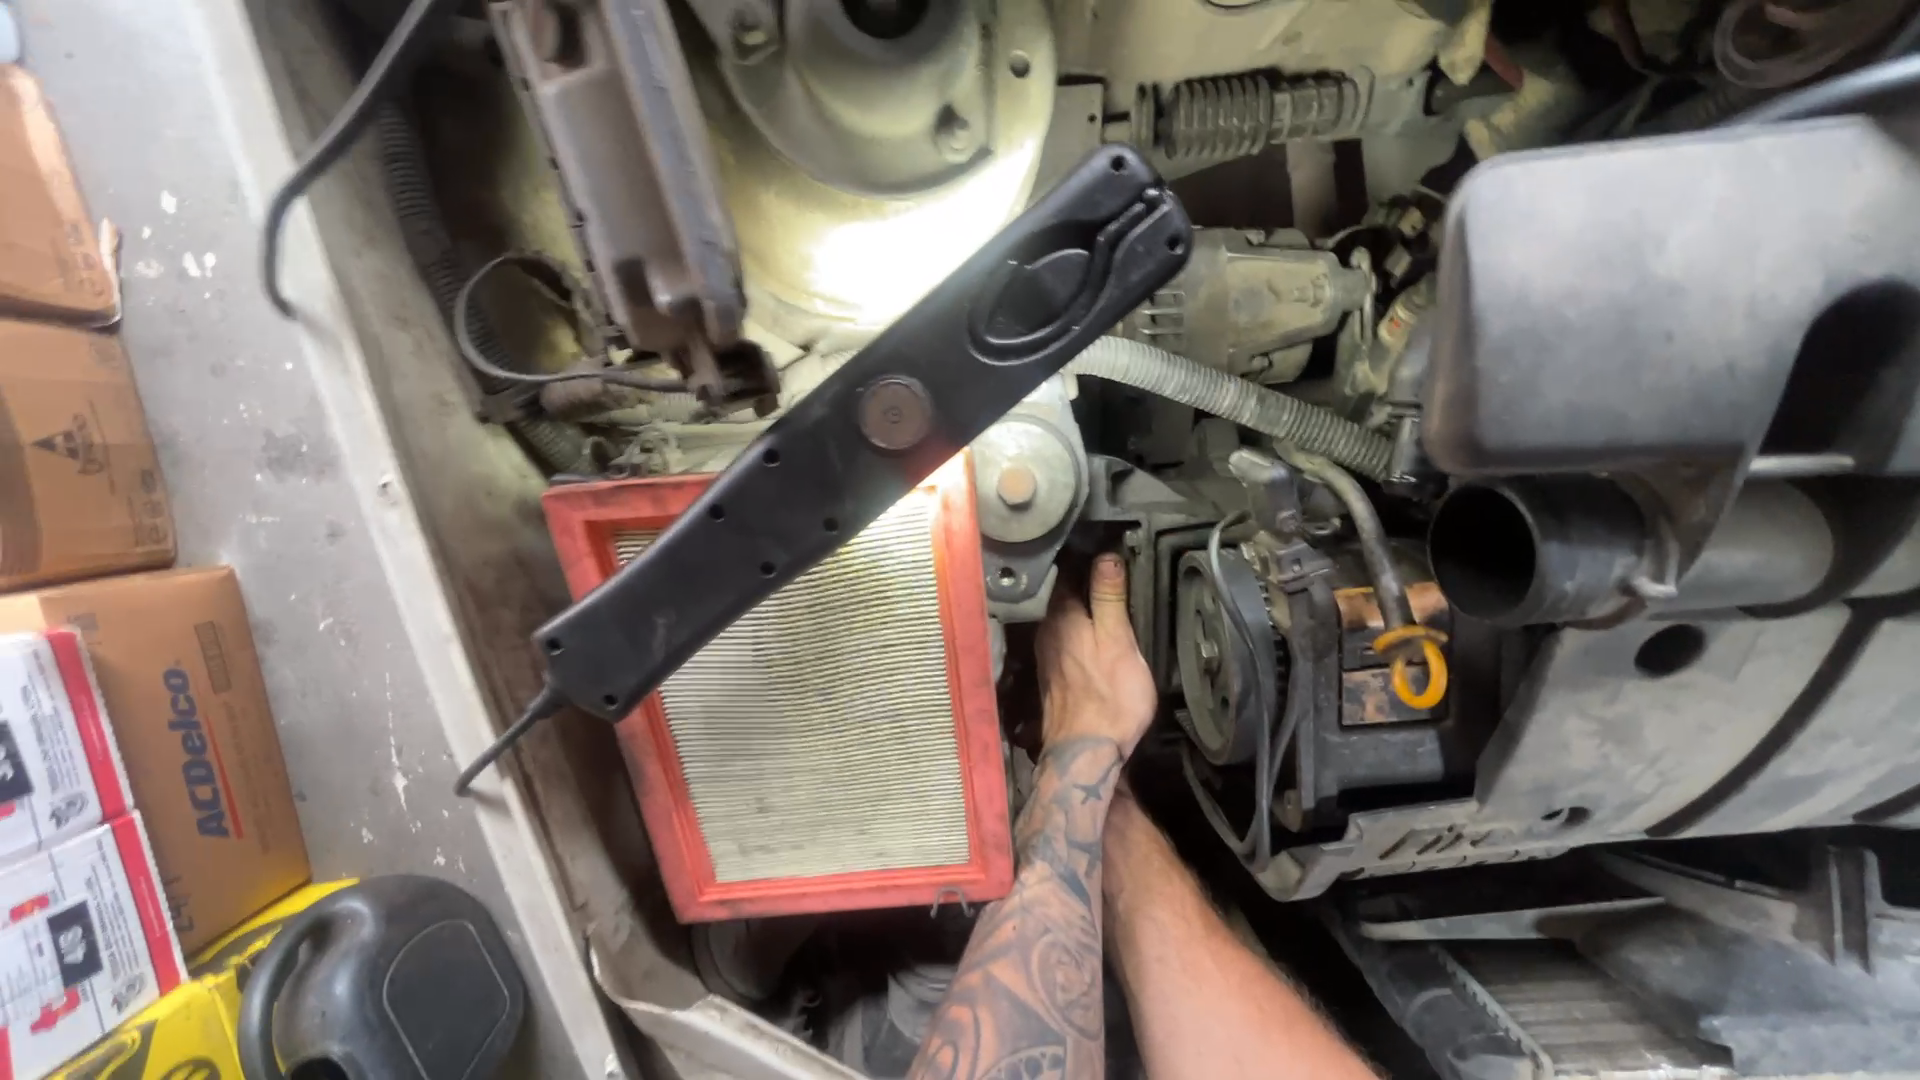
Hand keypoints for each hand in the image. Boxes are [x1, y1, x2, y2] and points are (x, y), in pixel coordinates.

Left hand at [1035, 554, 1156, 754]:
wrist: (1085, 752)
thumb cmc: (1109, 699)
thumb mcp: (1118, 641)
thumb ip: (1109, 598)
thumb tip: (1106, 557)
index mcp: (1062, 616)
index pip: (1069, 571)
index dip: (1087, 556)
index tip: (1105, 544)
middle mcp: (1046, 630)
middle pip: (1062, 592)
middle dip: (1083, 577)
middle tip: (1108, 565)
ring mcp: (1046, 653)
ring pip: (1061, 615)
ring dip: (1080, 604)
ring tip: (1104, 594)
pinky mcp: (1052, 673)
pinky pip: (1063, 637)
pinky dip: (1077, 627)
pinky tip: (1092, 632)